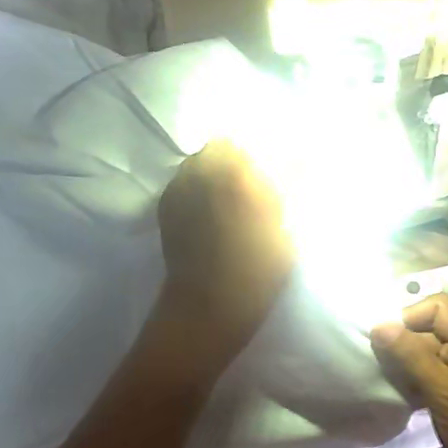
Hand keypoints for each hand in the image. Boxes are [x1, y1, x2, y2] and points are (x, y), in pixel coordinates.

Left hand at [156, 141, 293, 366]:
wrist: (209, 303)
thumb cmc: (257, 271)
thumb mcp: (283, 230)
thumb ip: (275, 195)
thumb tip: (269, 177)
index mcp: (238, 174)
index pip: (240, 144)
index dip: (249, 159)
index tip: (258, 177)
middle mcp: (203, 171)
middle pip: (214, 150)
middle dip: (228, 164)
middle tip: (240, 188)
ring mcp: (179, 187)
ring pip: (195, 166)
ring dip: (207, 176)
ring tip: (219, 201)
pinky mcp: (165, 206)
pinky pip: (181, 185)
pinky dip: (192, 191)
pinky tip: (202, 213)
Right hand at [371, 295, 447, 447]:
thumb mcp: (445, 393)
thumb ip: (412, 357)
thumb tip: (379, 326)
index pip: (438, 308)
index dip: (410, 318)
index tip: (387, 343)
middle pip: (430, 328)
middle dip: (404, 343)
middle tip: (384, 367)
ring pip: (426, 350)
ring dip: (406, 363)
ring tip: (392, 382)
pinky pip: (430, 370)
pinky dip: (413, 378)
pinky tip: (402, 394)